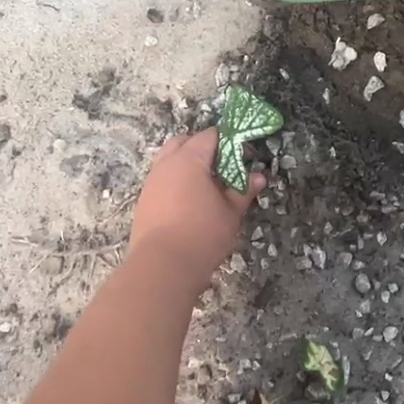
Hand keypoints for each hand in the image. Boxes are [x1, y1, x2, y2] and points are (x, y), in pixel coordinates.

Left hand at [125, 128, 263, 293]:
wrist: (161, 268)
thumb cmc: (202, 234)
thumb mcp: (231, 213)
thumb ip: (244, 191)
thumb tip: (259, 177)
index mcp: (190, 159)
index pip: (211, 135)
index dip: (228, 140)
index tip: (242, 155)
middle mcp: (167, 164)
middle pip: (184, 141)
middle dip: (203, 147)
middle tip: (222, 166)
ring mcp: (151, 182)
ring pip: (169, 159)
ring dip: (186, 163)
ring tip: (205, 185)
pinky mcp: (144, 201)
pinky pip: (161, 178)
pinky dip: (175, 180)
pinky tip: (188, 201)